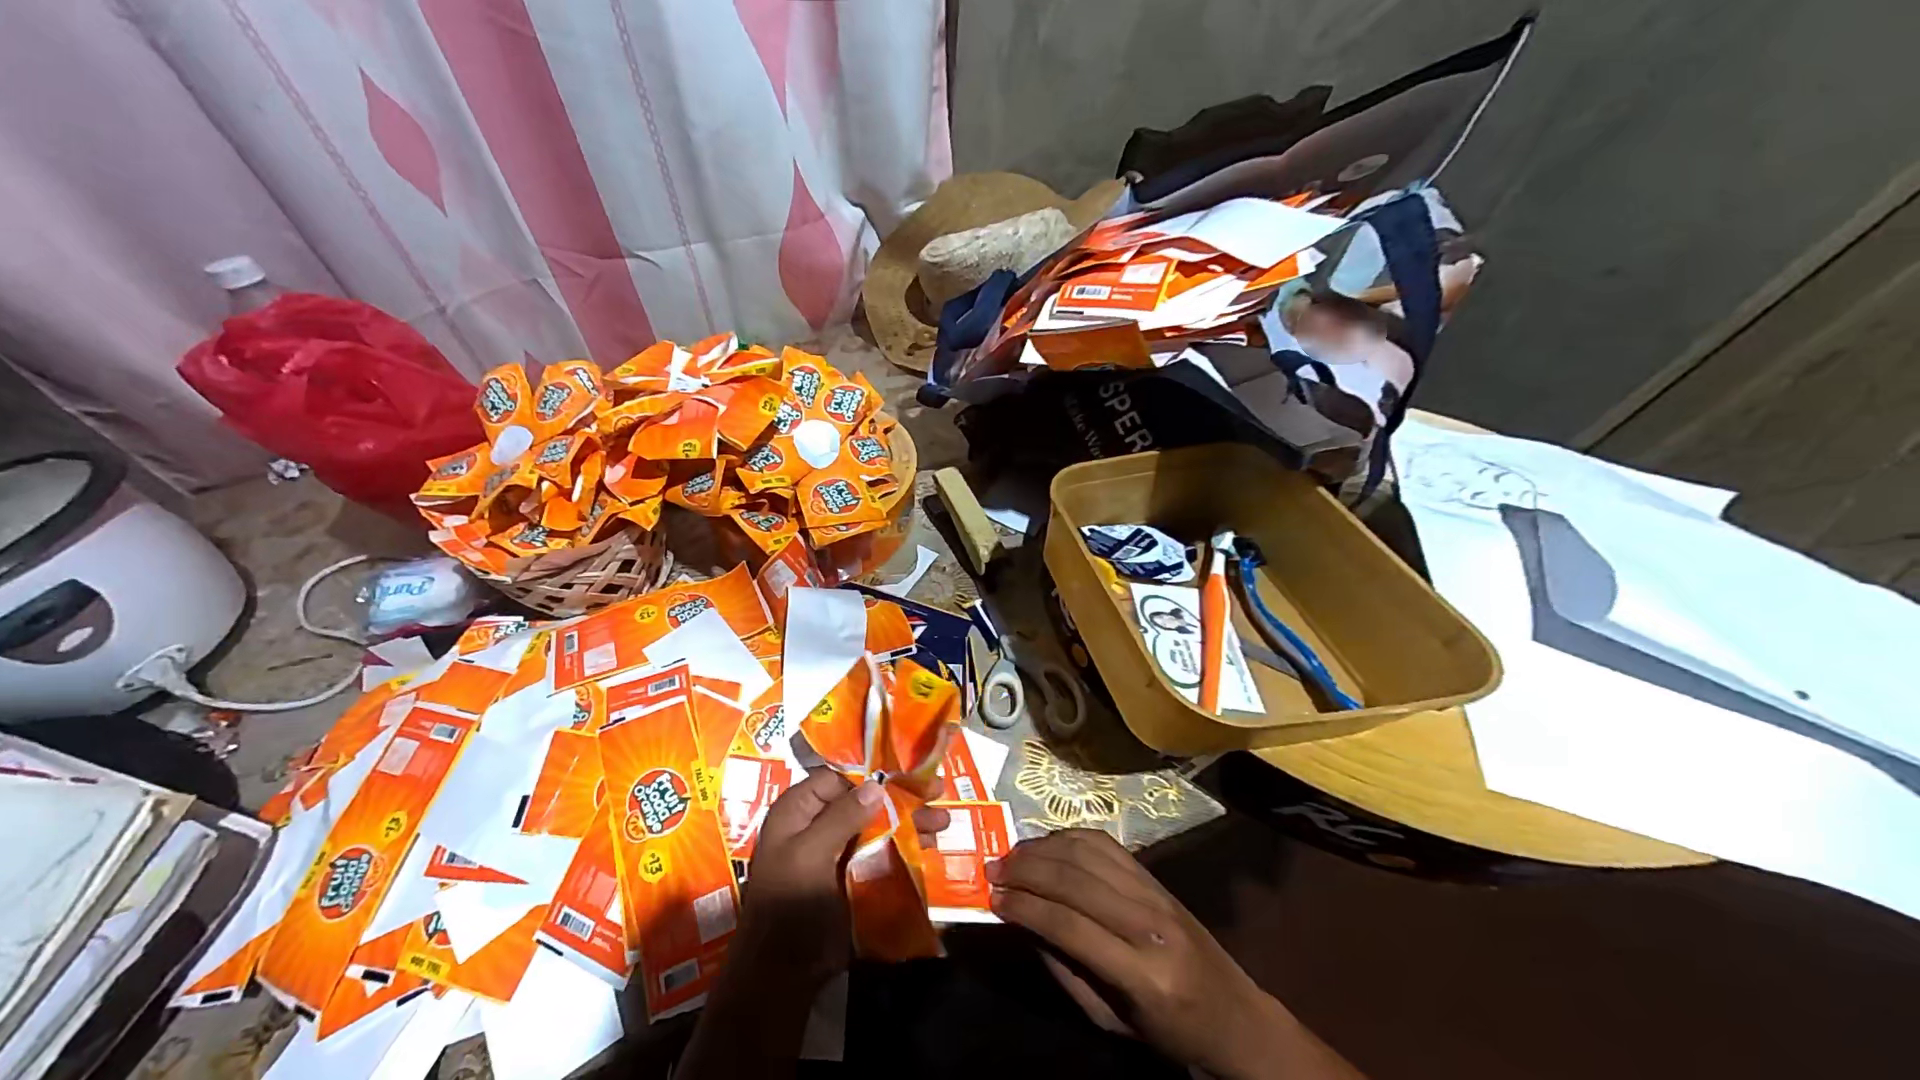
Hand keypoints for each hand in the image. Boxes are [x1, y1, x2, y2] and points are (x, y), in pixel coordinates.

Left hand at [730, 771, 951, 990]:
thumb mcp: (810, 856)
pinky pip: (880, 853)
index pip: (838, 779)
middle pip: (863, 801)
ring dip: (908, 823)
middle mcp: (816, 825)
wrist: (784, 974)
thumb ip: (841, 818)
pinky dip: (904, 847)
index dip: (871, 775)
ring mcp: (836, 852)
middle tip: (937, 793)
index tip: (908, 777)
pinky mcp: (852, 877)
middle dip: (900, 800)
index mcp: (798, 812)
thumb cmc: (789, 907)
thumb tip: (876, 785)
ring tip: (942, 823)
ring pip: (876, 826)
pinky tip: (929, 846)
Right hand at [988, 829, 1361, 1079]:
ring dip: (1043, 848)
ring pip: (1089, 853)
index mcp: (1141, 973)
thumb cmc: (1169, 1032)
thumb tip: (1023, 921)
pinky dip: (1070, 838)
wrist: (1234, 1013)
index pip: (1069, 925)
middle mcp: (1149, 923)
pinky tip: (1047, 845)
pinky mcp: (1156, 877)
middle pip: (1075, 879)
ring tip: (1012, 855)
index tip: (993, 899)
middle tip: (993, 870)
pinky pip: (1106, 845)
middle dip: (1027, 870)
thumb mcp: (1109, 1019)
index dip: (1026, 907)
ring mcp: (1155, 893)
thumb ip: (1064, 968)